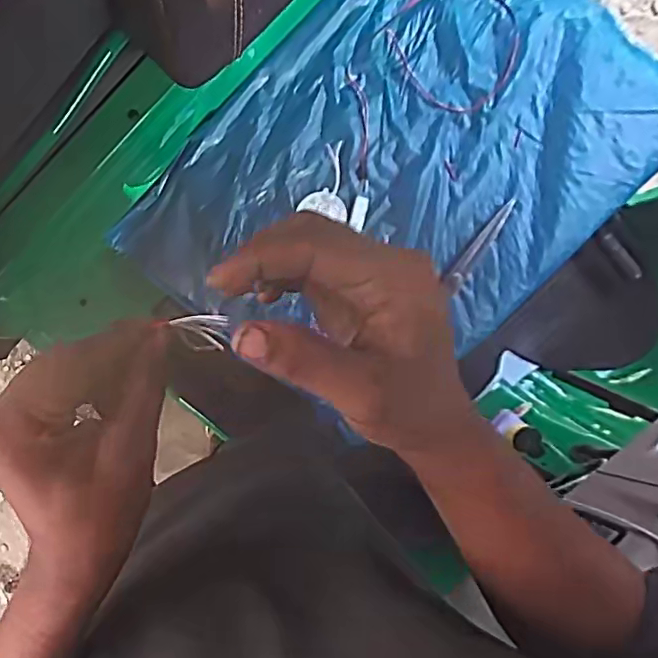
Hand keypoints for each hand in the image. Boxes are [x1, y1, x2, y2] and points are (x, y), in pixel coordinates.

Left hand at [0, 322, 169, 591]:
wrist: (74, 561)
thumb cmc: (99, 521)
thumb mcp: (128, 452)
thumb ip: (141, 388)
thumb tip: (158, 337)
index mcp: (11, 425)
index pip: (70, 367)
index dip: (117, 345)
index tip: (156, 328)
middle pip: (61, 365)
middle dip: (111, 354)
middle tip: (156, 342)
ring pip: (60, 372)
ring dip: (102, 367)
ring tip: (144, 362)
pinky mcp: (12, 421)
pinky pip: (55, 387)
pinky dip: (89, 383)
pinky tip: (118, 382)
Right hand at [207, 213, 480, 453]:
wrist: (438, 425)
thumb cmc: (407, 411)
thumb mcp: (358, 394)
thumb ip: (302, 362)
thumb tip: (241, 334)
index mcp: (392, 278)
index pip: (316, 246)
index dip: (262, 257)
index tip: (219, 282)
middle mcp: (386, 262)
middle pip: (312, 232)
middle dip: (261, 253)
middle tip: (222, 287)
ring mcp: (375, 270)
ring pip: (310, 241)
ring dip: (268, 260)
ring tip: (237, 291)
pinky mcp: (362, 284)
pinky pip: (315, 262)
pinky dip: (283, 271)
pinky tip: (266, 295)